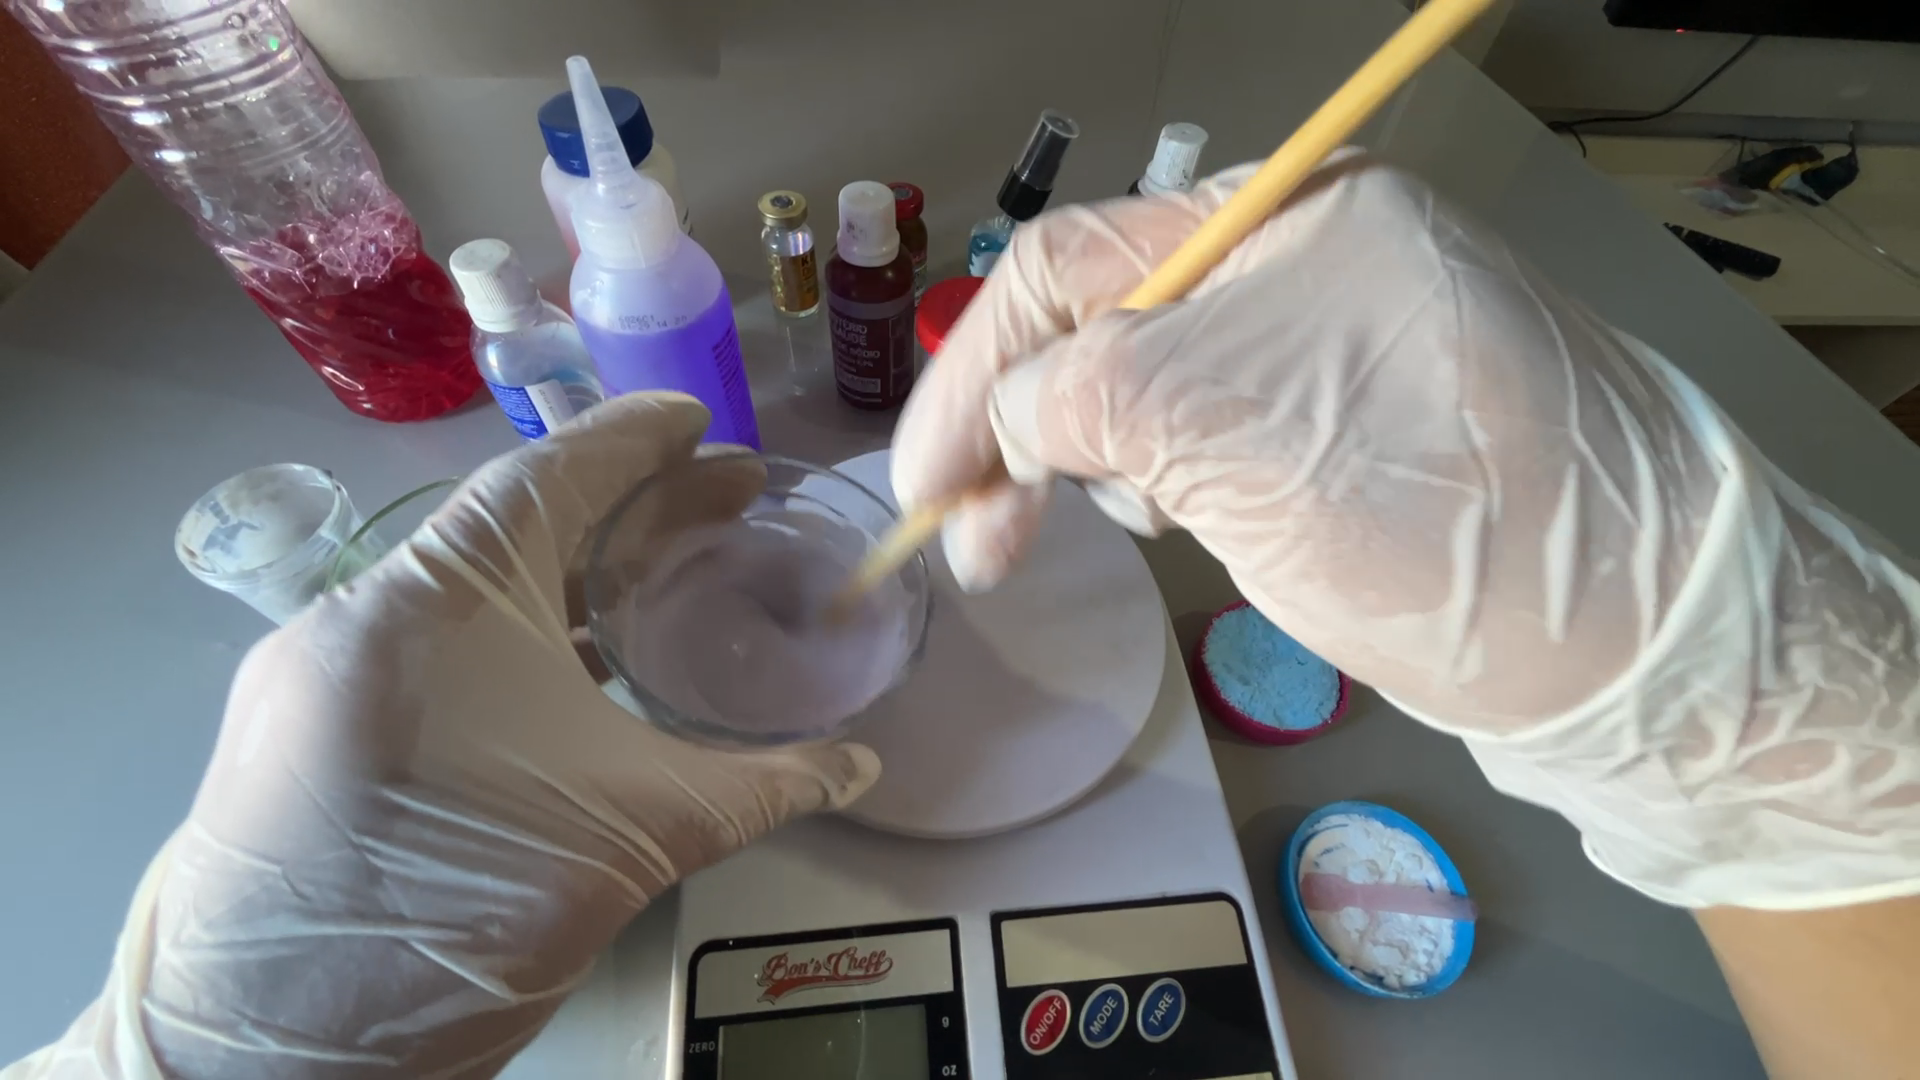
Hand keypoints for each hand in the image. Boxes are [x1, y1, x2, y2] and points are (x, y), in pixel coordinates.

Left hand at [14, 394, 877, 1079]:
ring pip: (496, 576)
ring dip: (595, 556)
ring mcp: (344, 666)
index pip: (544, 480)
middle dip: (641, 497)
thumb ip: (762, 788)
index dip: (630, 437)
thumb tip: (860, 766)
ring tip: (688, 550)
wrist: (262, 1071)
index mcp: (436, 614)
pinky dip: (550, 612)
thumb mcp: (632, 840)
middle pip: (531, 521)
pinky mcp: (335, 716)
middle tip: (735, 489)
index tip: (702, 419)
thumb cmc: (453, 923)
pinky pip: (465, 627)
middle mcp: (377, 617)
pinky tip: (605, 639)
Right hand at [893, 152, 1919, 910]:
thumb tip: (1008, 422)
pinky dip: (1121, 488)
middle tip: (964, 537)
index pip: (1068, 272)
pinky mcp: (1279, 438)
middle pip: (1083, 334)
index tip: (922, 477)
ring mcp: (1273, 362)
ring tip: (1048, 536)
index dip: (975, 373)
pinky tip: (1140, 521)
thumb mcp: (1236, 426)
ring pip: (1113, 397)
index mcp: (1268, 227)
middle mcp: (1267, 278)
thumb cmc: (1432, 512)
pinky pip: (1159, 447)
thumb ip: (1089, 396)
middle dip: (1008, 433)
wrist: (1603, 643)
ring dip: (1060, 467)